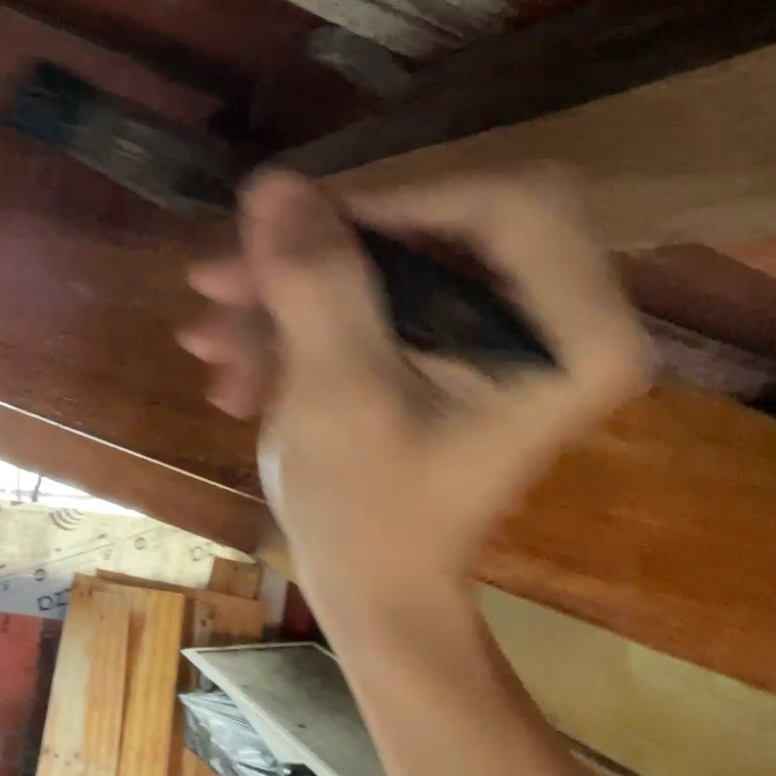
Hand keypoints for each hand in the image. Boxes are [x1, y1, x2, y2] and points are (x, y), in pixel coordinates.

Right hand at [179, 168, 651, 623]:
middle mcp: (547, 317)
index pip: (503, 201)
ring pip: (376, 267)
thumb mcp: (336, 392)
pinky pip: (361, 305)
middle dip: (308, 260)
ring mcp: (486, 333)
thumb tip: (272, 183)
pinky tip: (233, 370)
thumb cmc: (369, 512)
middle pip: (424, 229)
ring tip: (205, 343)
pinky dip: (291, 329)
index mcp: (570, 331)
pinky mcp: (436, 349)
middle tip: (215, 280)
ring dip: (281, 300)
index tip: (289, 240)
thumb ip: (314, 282)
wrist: (368, 592)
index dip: (390, 203)